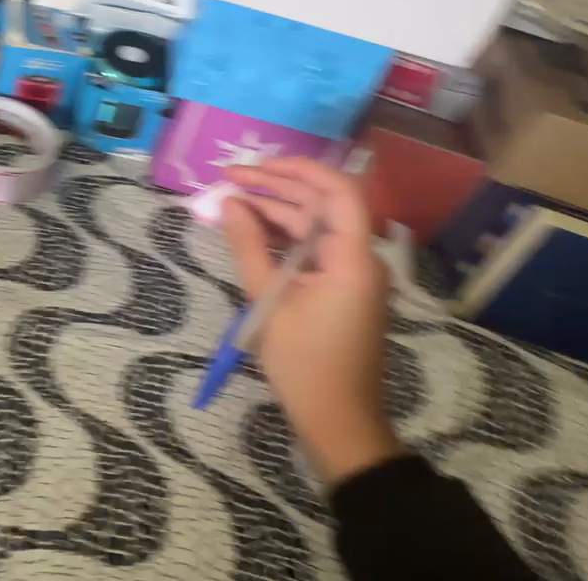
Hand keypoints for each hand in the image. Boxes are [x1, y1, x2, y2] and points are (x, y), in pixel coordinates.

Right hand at [219, 157, 401, 484]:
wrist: (339, 422)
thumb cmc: (304, 364)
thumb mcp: (268, 302)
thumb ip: (248, 247)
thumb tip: (230, 202)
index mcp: (352, 260)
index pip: (338, 192)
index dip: (298, 169)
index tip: (255, 166)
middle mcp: (359, 258)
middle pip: (321, 203)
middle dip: (274, 185)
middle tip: (227, 177)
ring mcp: (351, 273)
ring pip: (314, 224)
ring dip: (274, 208)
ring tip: (229, 197)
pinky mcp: (340, 287)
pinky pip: (312, 246)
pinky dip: (282, 233)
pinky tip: (249, 227)